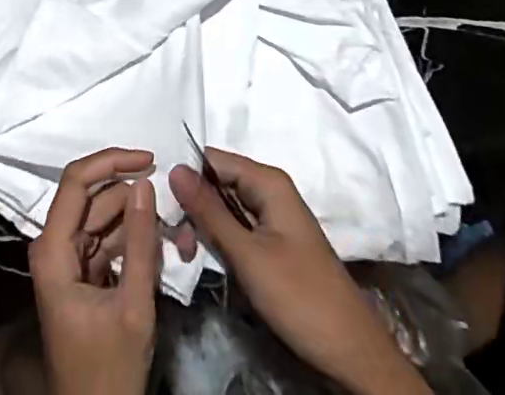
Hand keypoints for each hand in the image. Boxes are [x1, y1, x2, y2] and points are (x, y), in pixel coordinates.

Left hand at [30, 148, 161, 394]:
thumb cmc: (108, 366)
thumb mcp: (133, 303)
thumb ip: (140, 241)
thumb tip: (146, 183)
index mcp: (53, 250)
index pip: (76, 181)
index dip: (112, 161)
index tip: (150, 159)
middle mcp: (54, 246)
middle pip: (94, 198)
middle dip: (134, 197)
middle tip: (172, 207)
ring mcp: (68, 259)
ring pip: (104, 216)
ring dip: (137, 218)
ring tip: (171, 231)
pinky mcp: (83, 272)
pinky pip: (109, 238)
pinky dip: (133, 237)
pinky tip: (159, 244)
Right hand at [170, 149, 428, 394]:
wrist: (347, 346)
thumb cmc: (298, 294)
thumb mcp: (247, 253)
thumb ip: (209, 210)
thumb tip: (175, 169)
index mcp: (268, 182)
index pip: (214, 159)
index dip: (184, 174)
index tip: (157, 198)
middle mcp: (269, 190)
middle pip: (217, 182)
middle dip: (191, 205)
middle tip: (173, 239)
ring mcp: (271, 217)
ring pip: (223, 207)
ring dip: (201, 226)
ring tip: (184, 253)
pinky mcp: (269, 241)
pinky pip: (235, 227)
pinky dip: (217, 239)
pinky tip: (200, 257)